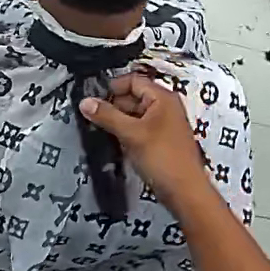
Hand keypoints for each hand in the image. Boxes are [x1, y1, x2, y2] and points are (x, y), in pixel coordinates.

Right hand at [81, 73, 212, 208]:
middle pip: (134, 96)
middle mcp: (166, 106)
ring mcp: (165, 124)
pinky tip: (116, 143)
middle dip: (114, 105)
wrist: (184, 190)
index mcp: (163, 97)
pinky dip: (128, 132)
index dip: (113, 88)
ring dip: (120, 120)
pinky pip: (141, 128)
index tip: (94, 101)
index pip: (133, 80)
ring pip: (136, 114)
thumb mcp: (131, 134)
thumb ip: (107, 116)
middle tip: (94, 118)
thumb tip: (85, 102)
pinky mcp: (162, 140)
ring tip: (102, 131)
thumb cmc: (162, 158)